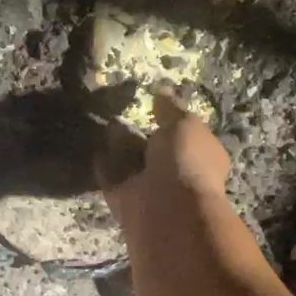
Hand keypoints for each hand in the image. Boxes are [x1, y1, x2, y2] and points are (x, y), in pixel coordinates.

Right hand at [102, 90, 230, 227]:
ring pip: (133, 167)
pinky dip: (105, 168)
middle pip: (156, 153)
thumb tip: (163, 89)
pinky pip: (113, 181)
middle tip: (123, 116)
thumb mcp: (183, 123)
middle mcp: (177, 175)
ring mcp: (151, 191)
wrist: (167, 207)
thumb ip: (170, 108)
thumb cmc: (185, 160)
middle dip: (142, 137)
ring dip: (121, 149)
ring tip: (106, 127)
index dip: (172, 122)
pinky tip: (94, 151)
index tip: (154, 107)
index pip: (185, 137)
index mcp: (201, 156)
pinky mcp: (125, 203)